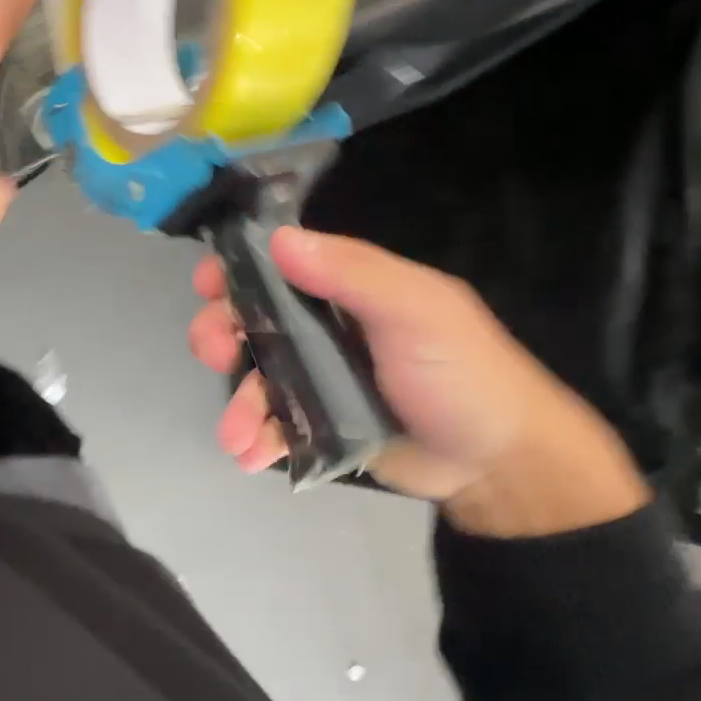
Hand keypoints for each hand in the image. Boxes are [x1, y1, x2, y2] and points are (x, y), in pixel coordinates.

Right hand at [188, 227, 649, 536]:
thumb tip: (278, 239)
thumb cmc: (462, 373)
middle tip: (213, 356)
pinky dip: (256, 441)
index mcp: (349, 292)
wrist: (493, 461)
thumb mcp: (415, 310)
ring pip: (255, 383)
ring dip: (237, 408)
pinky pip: (272, 427)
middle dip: (220, 339)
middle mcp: (326, 332)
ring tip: (238, 438)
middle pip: (251, 325)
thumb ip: (351, 273)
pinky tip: (252, 457)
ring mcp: (319, 382)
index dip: (238, 273)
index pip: (280, 269)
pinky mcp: (317, 428)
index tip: (207, 285)